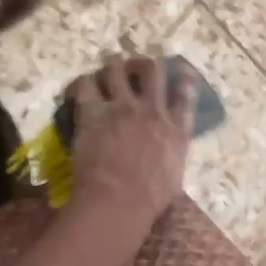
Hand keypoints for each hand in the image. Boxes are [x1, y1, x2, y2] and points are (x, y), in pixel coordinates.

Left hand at [67, 56, 192, 227]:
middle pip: (152, 70)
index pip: (184, 96)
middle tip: (135, 66)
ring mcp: (122, 107)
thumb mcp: (174, 179)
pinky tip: (80, 89)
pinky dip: (83, 83)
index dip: (182, 82)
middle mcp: (152, 111)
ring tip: (107, 67)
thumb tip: (169, 155)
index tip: (180, 76)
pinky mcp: (94, 112)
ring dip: (112, 64)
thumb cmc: (149, 201)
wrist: (119, 201)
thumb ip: (173, 157)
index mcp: (175, 131)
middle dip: (143, 64)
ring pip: (117, 67)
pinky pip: (86, 84)